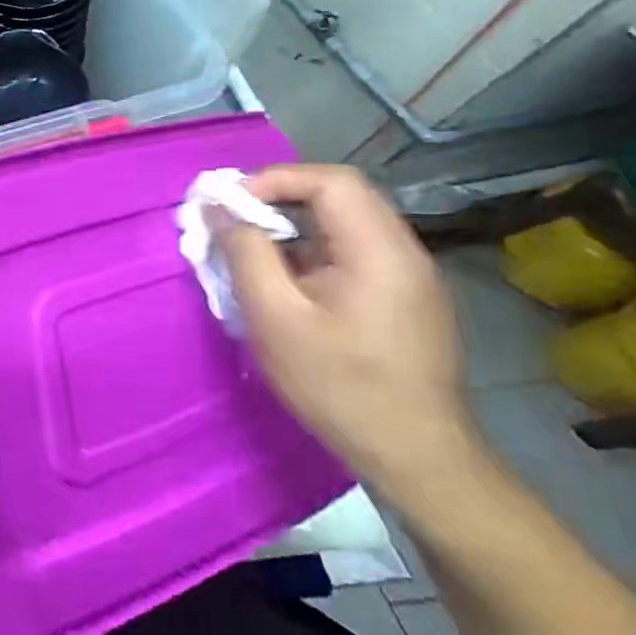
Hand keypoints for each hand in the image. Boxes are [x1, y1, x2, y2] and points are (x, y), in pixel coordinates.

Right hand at [217, 165, 475, 488]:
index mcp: (380, 251)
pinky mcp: (402, 300)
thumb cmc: (338, 384)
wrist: (414, 456)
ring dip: (290, 226)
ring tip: (248, 253)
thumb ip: (245, 253)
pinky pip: (350, 252)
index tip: (230, 204)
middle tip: (232, 222)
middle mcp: (403, 254)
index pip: (331, 181)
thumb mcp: (274, 316)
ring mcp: (408, 278)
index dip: (274, 179)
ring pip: (343, 224)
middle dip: (277, 199)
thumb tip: (221, 209)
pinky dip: (308, 251)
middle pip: (339, 196)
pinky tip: (282, 284)